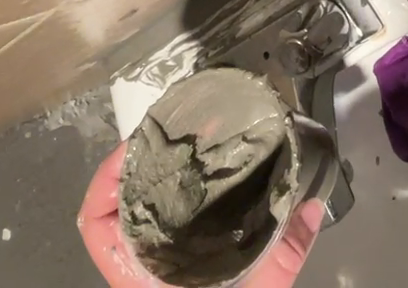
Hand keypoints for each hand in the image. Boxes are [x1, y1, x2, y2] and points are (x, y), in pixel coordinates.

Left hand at [78, 141, 324, 287]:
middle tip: (176, 133)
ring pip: (138, 216)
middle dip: (138, 166)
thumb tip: (311, 205)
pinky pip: (162, 225)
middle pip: (116, 209)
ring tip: (192, 146)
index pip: (96, 224)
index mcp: (139, 279)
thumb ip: (281, 257)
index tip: (134, 147)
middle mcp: (139, 271)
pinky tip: (206, 180)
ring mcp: (155, 272)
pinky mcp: (176, 271)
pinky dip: (175, 198)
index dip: (104, 181)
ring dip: (156, 179)